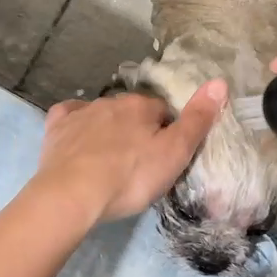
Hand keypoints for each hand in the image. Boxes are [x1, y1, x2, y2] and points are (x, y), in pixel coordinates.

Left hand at [28, 80, 225, 225]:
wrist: (72, 194)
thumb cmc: (130, 177)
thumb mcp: (175, 153)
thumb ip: (197, 120)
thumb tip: (219, 82)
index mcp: (141, 106)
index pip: (163, 112)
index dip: (167, 133)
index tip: (165, 157)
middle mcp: (110, 101)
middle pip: (131, 113)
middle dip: (137, 131)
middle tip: (139, 164)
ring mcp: (80, 113)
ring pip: (102, 116)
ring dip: (109, 131)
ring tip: (110, 162)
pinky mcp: (56, 128)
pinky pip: (69, 118)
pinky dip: (76, 126)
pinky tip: (77, 141)